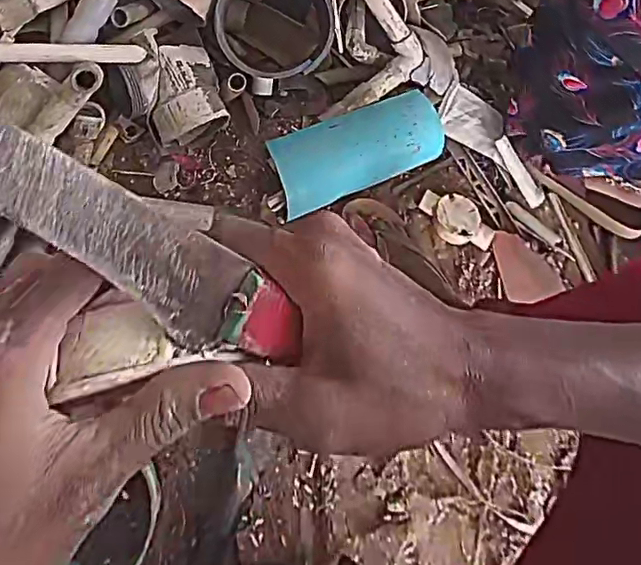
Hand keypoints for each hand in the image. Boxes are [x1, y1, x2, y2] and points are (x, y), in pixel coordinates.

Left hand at [0, 252, 251, 564]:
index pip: (77, 265)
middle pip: (50, 268)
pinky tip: (61, 360)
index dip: (127, 258)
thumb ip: (159, 415)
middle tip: (146, 305)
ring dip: (68, 297)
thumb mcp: (85, 477)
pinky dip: (37, 318)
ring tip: (109, 332)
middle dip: (103, 280)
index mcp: (2, 348)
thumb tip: (221, 382)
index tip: (163, 262)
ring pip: (22, 286)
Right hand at [210, 211, 475, 456]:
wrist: (468, 369)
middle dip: (225, 296)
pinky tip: (291, 337)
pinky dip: (278, 295)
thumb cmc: (403, 388)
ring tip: (263, 349)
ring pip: (262, 259)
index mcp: (306, 255)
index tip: (172, 305)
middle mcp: (316, 230)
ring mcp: (331, 235)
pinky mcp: (341, 249)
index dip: (190, 267)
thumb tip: (199, 387)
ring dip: (253, 300)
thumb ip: (252, 396)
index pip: (222, 237)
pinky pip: (287, 262)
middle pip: (240, 250)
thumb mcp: (319, 410)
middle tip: (224, 346)